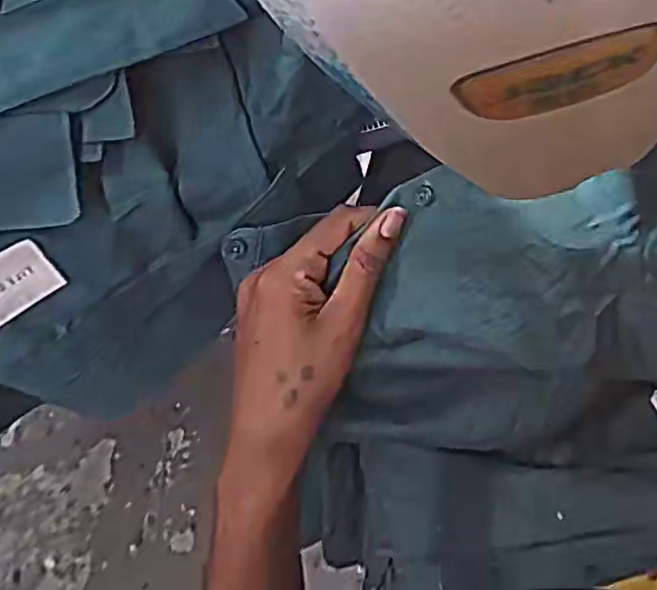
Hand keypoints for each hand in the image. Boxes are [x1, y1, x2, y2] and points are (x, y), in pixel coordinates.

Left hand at [227, 204, 406, 479]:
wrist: (266, 439)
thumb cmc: (309, 381)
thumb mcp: (345, 318)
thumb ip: (368, 263)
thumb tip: (392, 217)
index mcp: (281, 271)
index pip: (335, 223)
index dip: (371, 219)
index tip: (402, 227)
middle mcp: (262, 272)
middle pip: (320, 237)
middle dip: (357, 240)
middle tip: (391, 255)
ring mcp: (255, 291)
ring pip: (310, 256)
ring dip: (341, 259)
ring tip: (371, 274)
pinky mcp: (257, 308)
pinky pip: (297, 275)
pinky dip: (323, 276)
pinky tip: (340, 295)